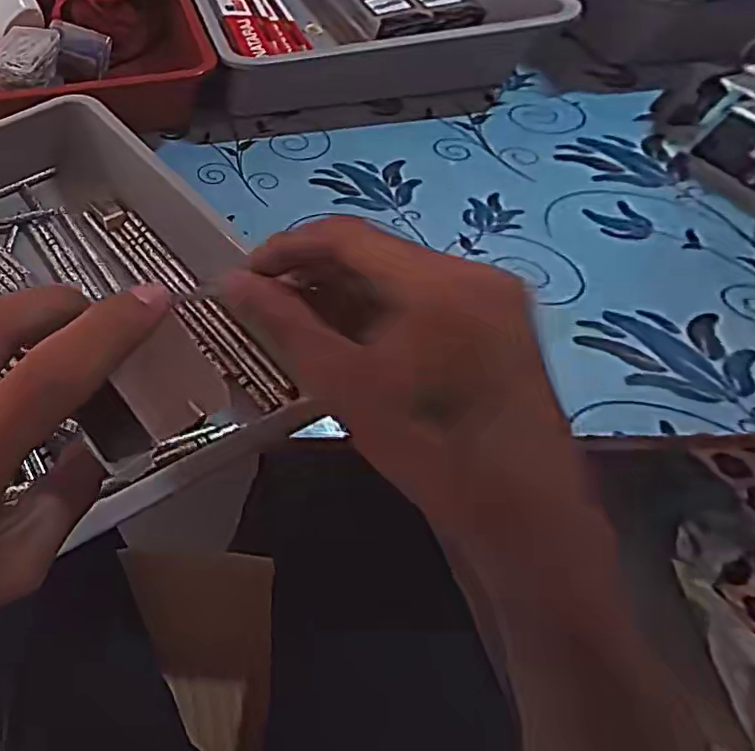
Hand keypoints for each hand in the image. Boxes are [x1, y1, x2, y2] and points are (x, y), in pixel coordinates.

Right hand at [224, 219, 708, 750]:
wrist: (524, 518)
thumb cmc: (426, 448)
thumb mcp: (340, 381)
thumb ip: (282, 321)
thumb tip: (231, 280)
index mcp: (437, 282)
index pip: (344, 236)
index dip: (285, 248)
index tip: (245, 274)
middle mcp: (470, 273)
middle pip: (369, 249)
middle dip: (309, 269)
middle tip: (264, 297)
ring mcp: (490, 295)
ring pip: (391, 270)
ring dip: (338, 287)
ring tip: (294, 317)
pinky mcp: (495, 319)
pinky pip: (416, 292)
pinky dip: (371, 304)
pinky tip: (341, 331)